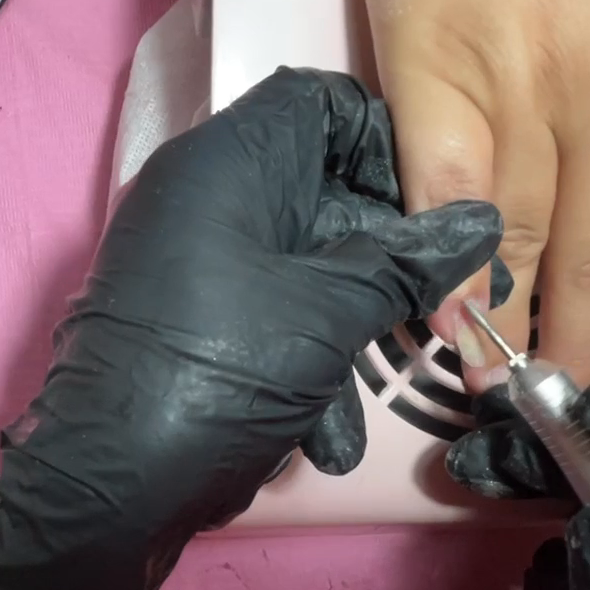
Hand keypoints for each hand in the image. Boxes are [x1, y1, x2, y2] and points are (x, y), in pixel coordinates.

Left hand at [0, 69, 501, 589]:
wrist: (112, 488)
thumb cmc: (222, 373)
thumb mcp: (330, 316)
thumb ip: (405, 264)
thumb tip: (478, 223)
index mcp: (223, 164)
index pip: (315, 102)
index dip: (383, 142)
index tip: (434, 205)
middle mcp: (198, 202)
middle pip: (315, 200)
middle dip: (383, 270)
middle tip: (445, 314)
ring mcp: (186, 268)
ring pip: (293, 276)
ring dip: (343, 342)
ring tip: (377, 405)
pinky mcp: (183, 326)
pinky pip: (257, 322)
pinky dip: (296, 370)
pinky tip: (322, 441)